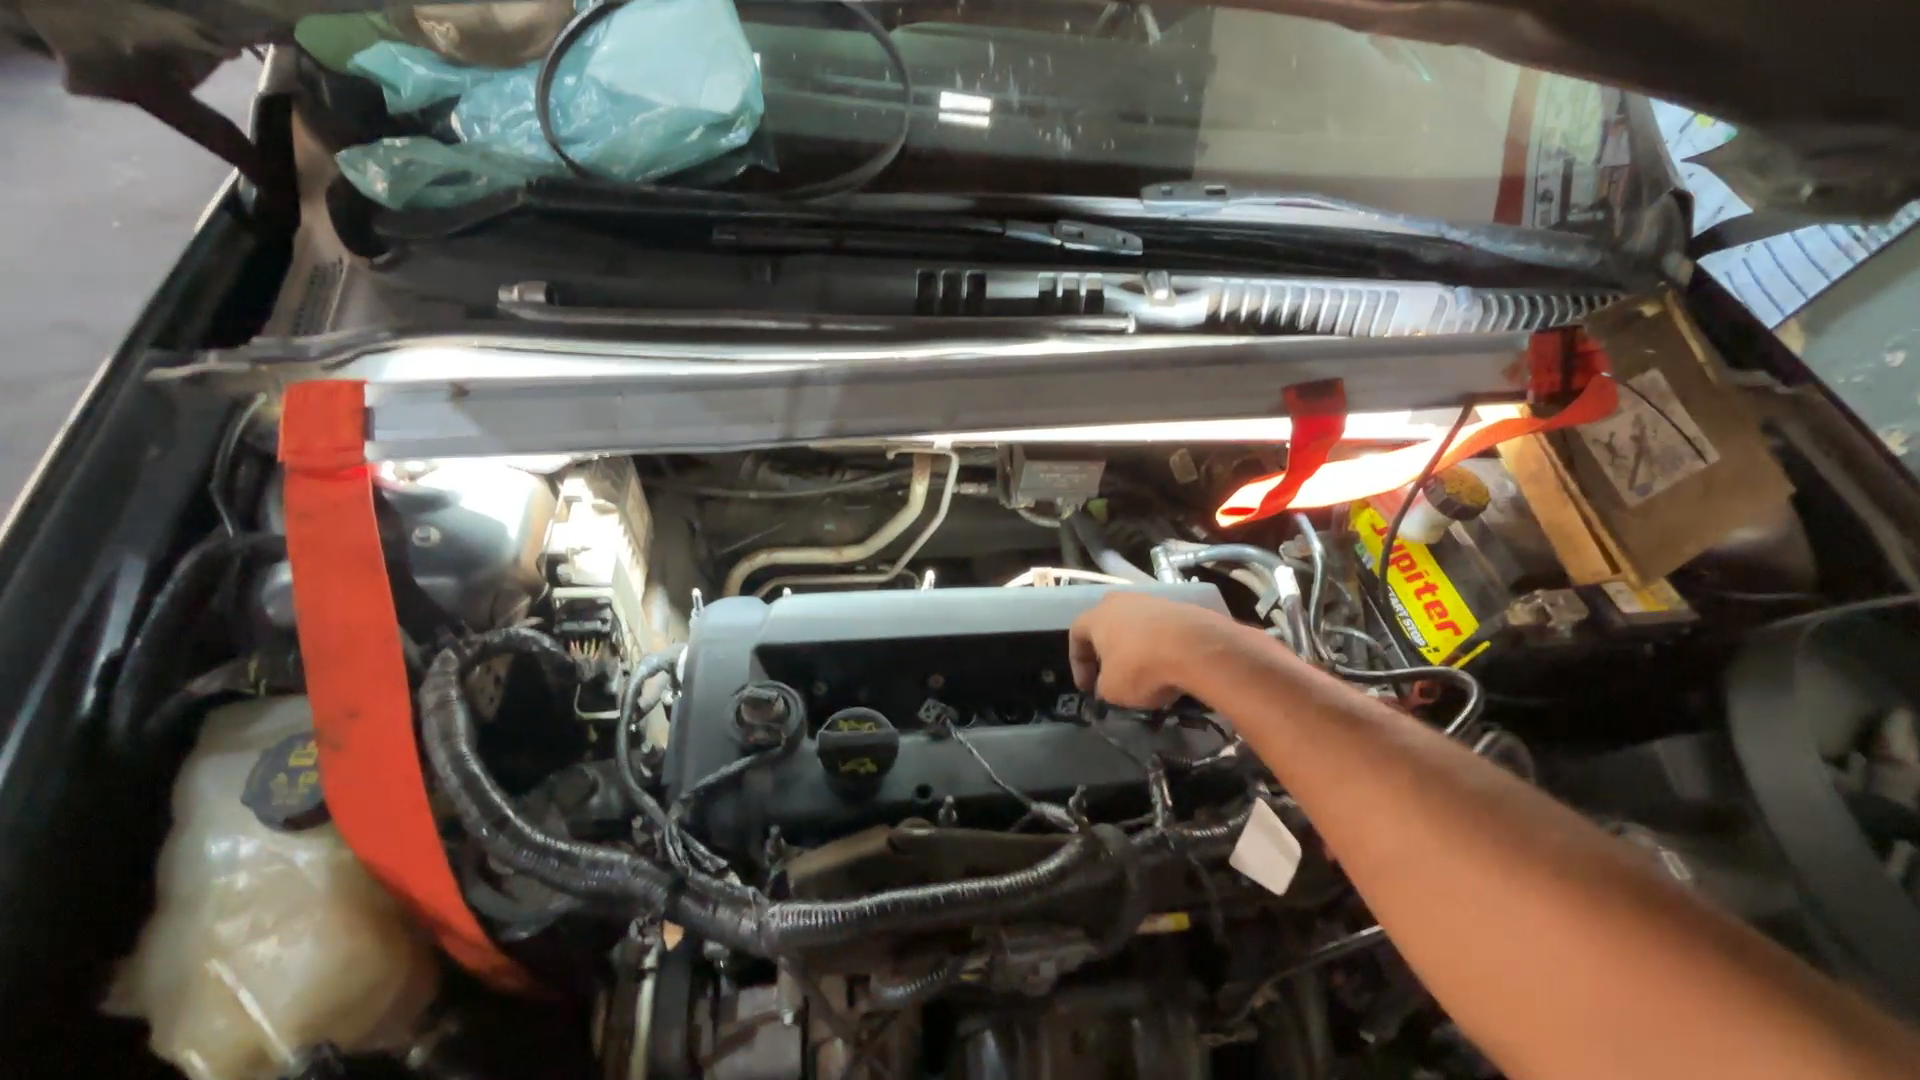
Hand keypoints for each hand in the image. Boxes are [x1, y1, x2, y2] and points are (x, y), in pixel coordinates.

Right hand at [1068, 591, 1247, 707]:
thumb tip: (1107, 686)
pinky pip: (1161, 628)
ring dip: (1135, 647)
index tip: (1087, 688)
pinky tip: (1168, 664)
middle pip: (1106, 625)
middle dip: (1106, 650)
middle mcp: (1121, 601)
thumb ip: (1103, 688)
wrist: (1197, 647)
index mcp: (1096, 616)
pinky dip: (1160, 645)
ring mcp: (1152, 601)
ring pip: (1135, 624)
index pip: (1076, 636)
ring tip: (1144, 671)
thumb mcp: (1112, 690)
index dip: (1078, 665)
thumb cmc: (1142, 667)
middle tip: (1111, 673)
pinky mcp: (1180, 608)